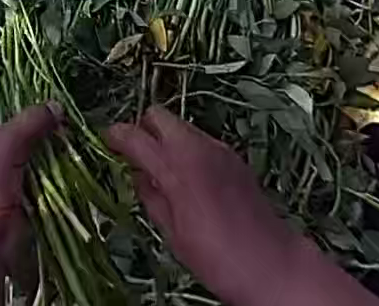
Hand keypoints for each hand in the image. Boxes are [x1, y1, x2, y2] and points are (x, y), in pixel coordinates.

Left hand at [0, 84, 58, 305]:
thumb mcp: (5, 144)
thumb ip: (32, 120)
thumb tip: (57, 105)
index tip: (5, 49)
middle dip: (23, 92)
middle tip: (49, 73)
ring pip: (19, 129)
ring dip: (39, 121)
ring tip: (64, 100)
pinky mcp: (13, 178)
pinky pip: (32, 154)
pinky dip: (47, 146)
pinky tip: (66, 134)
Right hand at [107, 107, 374, 305]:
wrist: (272, 264)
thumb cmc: (217, 258)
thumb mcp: (173, 235)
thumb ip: (151, 197)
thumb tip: (137, 175)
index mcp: (175, 167)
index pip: (135, 136)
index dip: (115, 135)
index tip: (106, 140)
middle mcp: (195, 146)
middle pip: (157, 115)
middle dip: (142, 128)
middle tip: (136, 155)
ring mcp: (216, 146)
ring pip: (178, 124)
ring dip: (165, 138)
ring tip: (163, 170)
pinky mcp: (231, 153)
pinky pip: (199, 138)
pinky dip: (186, 147)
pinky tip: (190, 177)